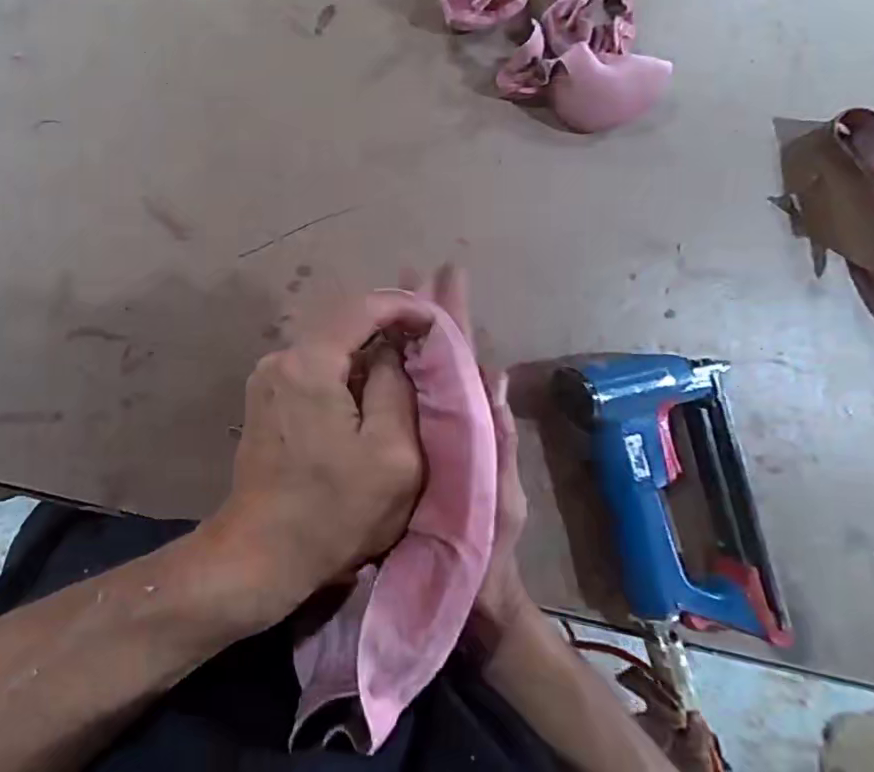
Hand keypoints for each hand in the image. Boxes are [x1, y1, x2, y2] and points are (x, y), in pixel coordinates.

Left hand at [206, 293, 428, 611]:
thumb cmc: (334, 512)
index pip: (361, 308)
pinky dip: (344, 374)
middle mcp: (280, 359)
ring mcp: (267, 379)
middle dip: (387, 329)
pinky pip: (313, 370)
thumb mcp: (391, 455)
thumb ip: (396, 389)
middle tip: (427, 346)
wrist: (260, 555)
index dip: (403, 306)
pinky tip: (367, 397)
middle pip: (342, 325)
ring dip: (366, 355)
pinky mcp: (265, 401)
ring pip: (328, 348)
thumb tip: (393, 351)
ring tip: (404, 373)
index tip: (435, 321)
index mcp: (308, 365)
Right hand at [399, 265, 534, 645]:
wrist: (468, 600)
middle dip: (428, 314)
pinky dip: (389, 374)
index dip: (453, 316)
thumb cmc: (487, 550)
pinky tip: (372, 355)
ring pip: (416, 375)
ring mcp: (426, 436)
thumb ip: (500, 441)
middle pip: (438, 357)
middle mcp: (450, 420)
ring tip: (394, 299)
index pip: (463, 358)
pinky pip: (396, 405)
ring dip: (406, 335)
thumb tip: (494, 373)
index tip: (444, 274)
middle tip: (412, 273)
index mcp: (474, 423)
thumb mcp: (500, 496)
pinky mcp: (403, 455)